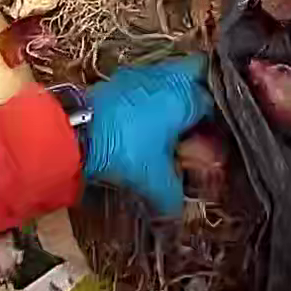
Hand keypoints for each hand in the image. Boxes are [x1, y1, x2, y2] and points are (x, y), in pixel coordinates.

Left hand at [81, 55, 213, 214]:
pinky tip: (147, 117)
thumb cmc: (125, 148)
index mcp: (186, 95)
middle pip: (200, 71)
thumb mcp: (153, 178)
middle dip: (204, 89)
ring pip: (174, 73)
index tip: (213, 137)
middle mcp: (170, 77)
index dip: (216, 121)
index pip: (214, 102)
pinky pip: (151, 80)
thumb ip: (171, 197)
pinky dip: (155, 93)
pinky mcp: (123, 77)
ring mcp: (145, 73)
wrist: (74, 132)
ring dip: (178, 91)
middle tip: (201, 116)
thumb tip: (177, 219)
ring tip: (173, 120)